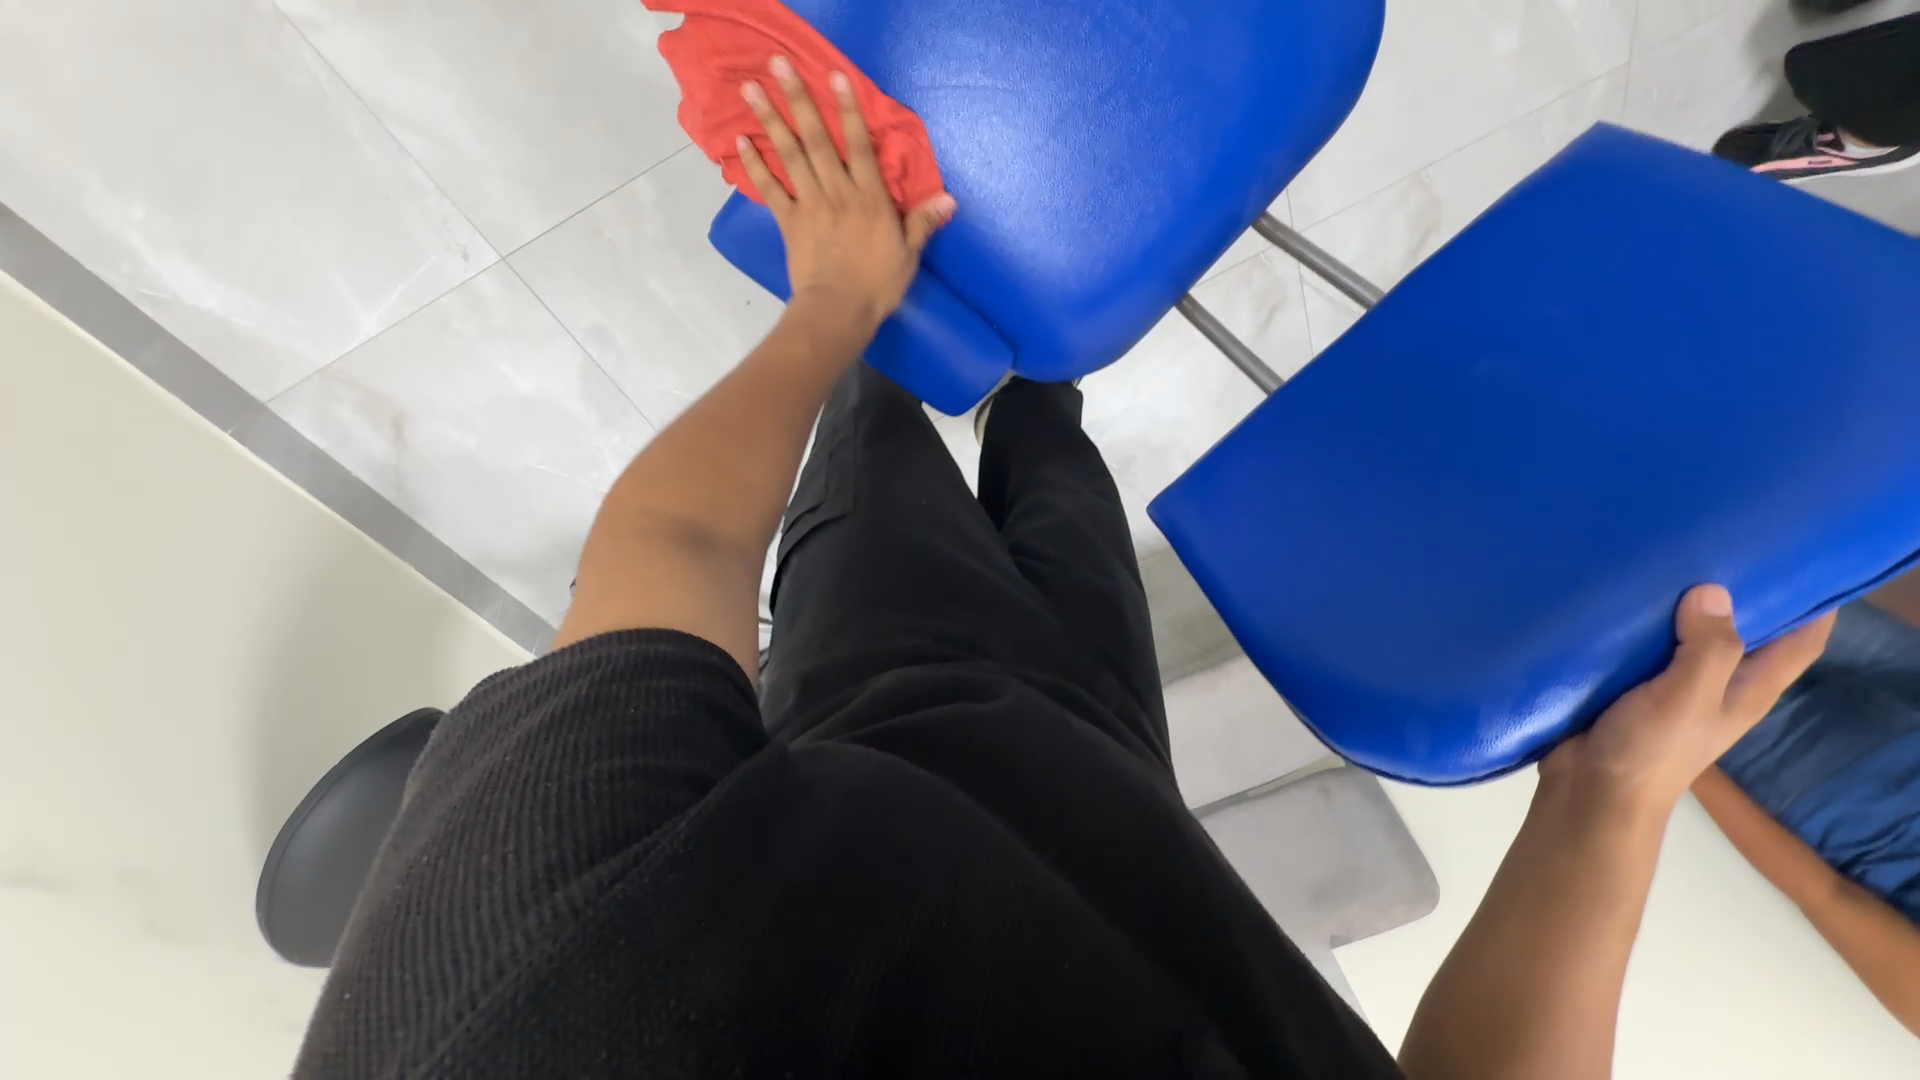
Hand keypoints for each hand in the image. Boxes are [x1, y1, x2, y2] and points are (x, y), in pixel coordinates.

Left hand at [738, 57, 955, 333]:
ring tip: (751, 89)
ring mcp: (810, 205)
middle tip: (779, 64)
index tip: (836, 76)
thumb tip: (948, 199)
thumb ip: (923, 223)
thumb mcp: (908, 255)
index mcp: (870, 199)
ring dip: (770, 120)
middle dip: (799, 99)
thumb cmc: (878, 286)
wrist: (838, 311)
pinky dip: (754, 165)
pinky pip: (770, 189)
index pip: (860, 146)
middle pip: (817, 139)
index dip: (849, 110)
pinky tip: (740, 141)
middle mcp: (838, 192)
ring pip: (790, 155)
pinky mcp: (789, 223)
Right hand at [1543, 584, 1834, 812]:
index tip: (1796, 556)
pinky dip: (1627, 622)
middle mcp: (1713, 681)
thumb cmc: (1651, 750)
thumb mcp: (1687, 698)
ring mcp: (1666, 683)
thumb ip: (1706, 650)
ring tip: (1652, 559)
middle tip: (1707, 543)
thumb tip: (1712, 590)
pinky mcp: (1622, 683)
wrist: (1591, 789)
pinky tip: (1607, 598)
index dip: (1812, 601)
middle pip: (1737, 628)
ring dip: (1670, 603)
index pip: (1800, 639)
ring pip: (1679, 633)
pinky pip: (1632, 644)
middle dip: (1731, 591)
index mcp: (1746, 687)